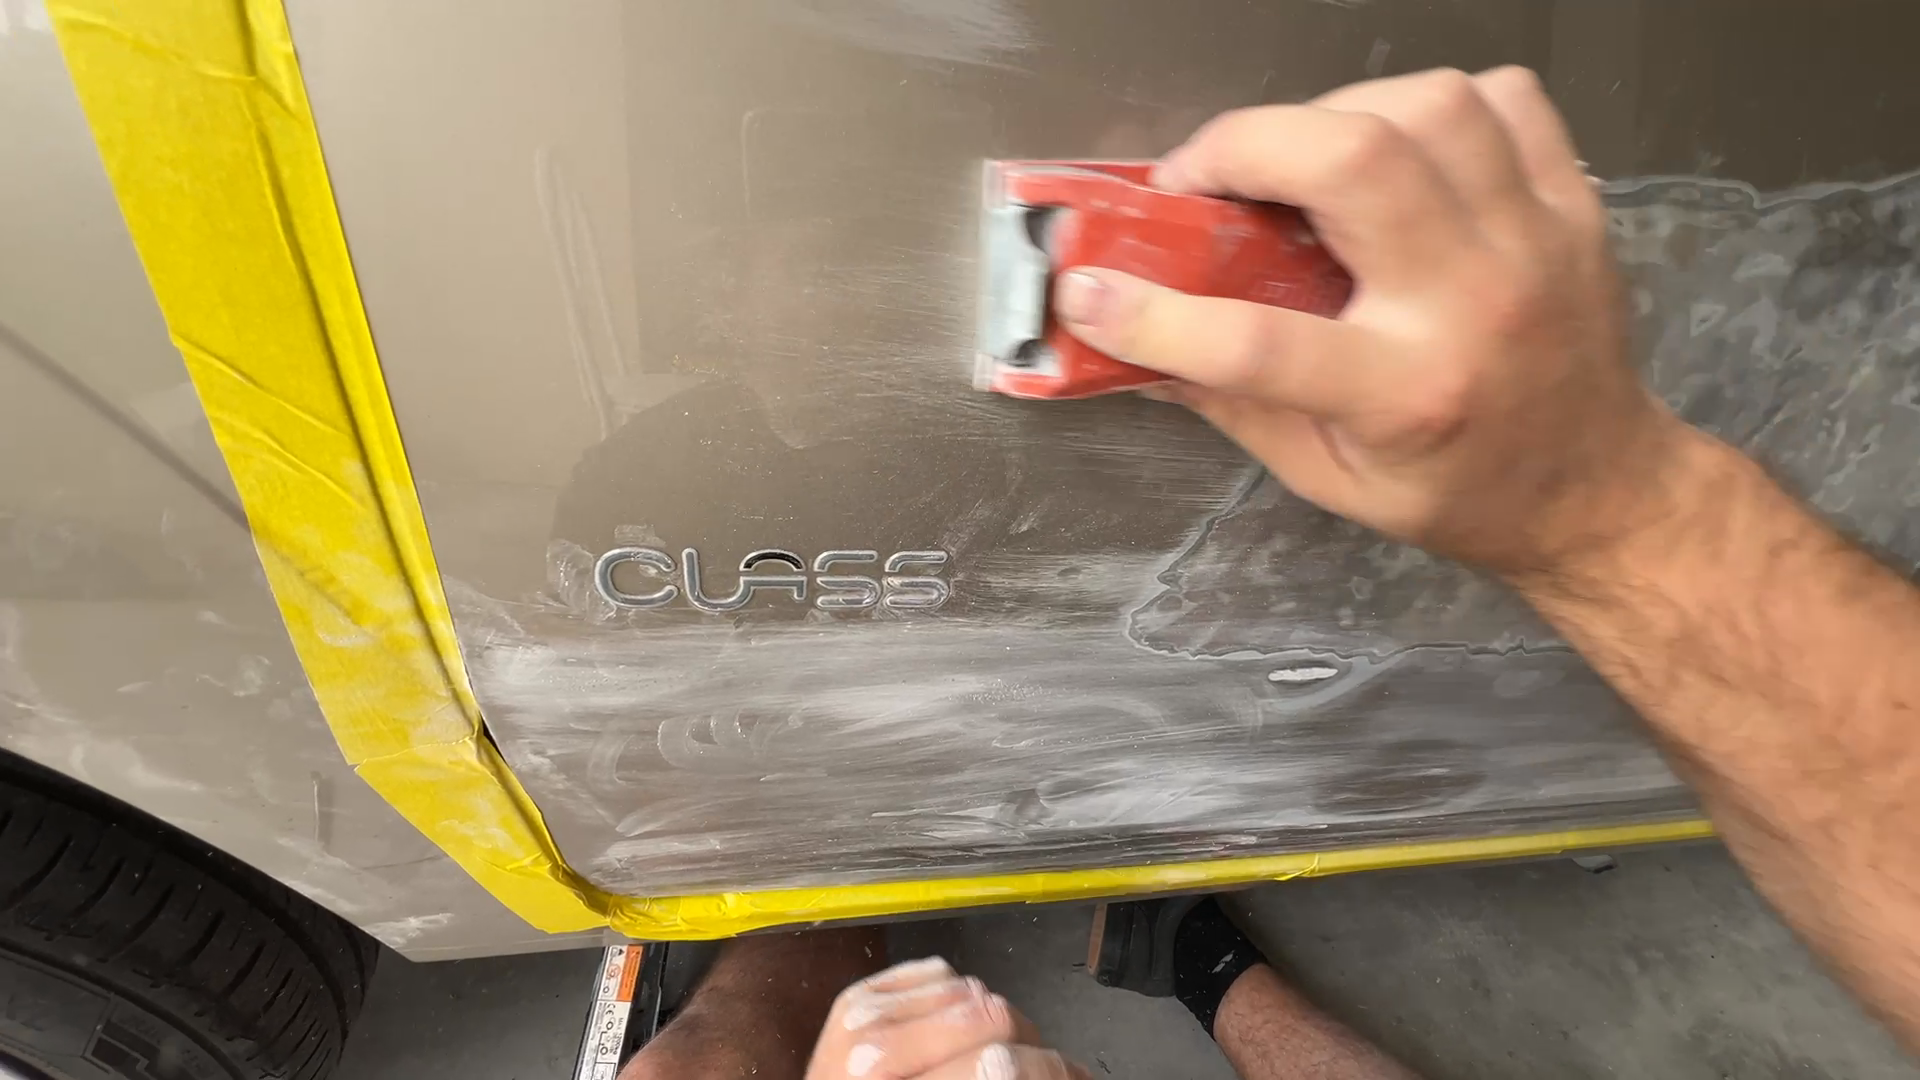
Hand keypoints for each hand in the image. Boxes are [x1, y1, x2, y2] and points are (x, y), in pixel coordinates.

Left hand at [806, 957, 1088, 1079]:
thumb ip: (985, 1075)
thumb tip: (1048, 1067)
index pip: (994, 1061)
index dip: (1044, 1067)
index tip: (1068, 1073)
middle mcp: (869, 1051)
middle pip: (987, 1013)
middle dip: (1021, 1036)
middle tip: (1030, 1059)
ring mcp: (861, 1015)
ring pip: (967, 987)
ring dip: (985, 1015)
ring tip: (985, 1044)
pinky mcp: (859, 994)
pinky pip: (936, 971)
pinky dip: (952, 995)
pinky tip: (948, 1023)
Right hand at [1054, 67, 1689, 578]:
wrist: (1590, 486)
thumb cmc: (1446, 494)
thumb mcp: (1320, 475)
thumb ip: (1229, 407)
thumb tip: (1137, 360)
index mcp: (1401, 396)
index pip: (1254, 346)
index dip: (1153, 316)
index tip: (1086, 290)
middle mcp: (1473, 304)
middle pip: (1357, 165)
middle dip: (1246, 147)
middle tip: (1193, 177)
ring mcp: (1535, 240)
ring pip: (1427, 108)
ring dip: (1326, 117)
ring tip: (1281, 161)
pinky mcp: (1571, 203)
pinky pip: (1499, 99)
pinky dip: (1420, 107)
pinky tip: (1380, 151)